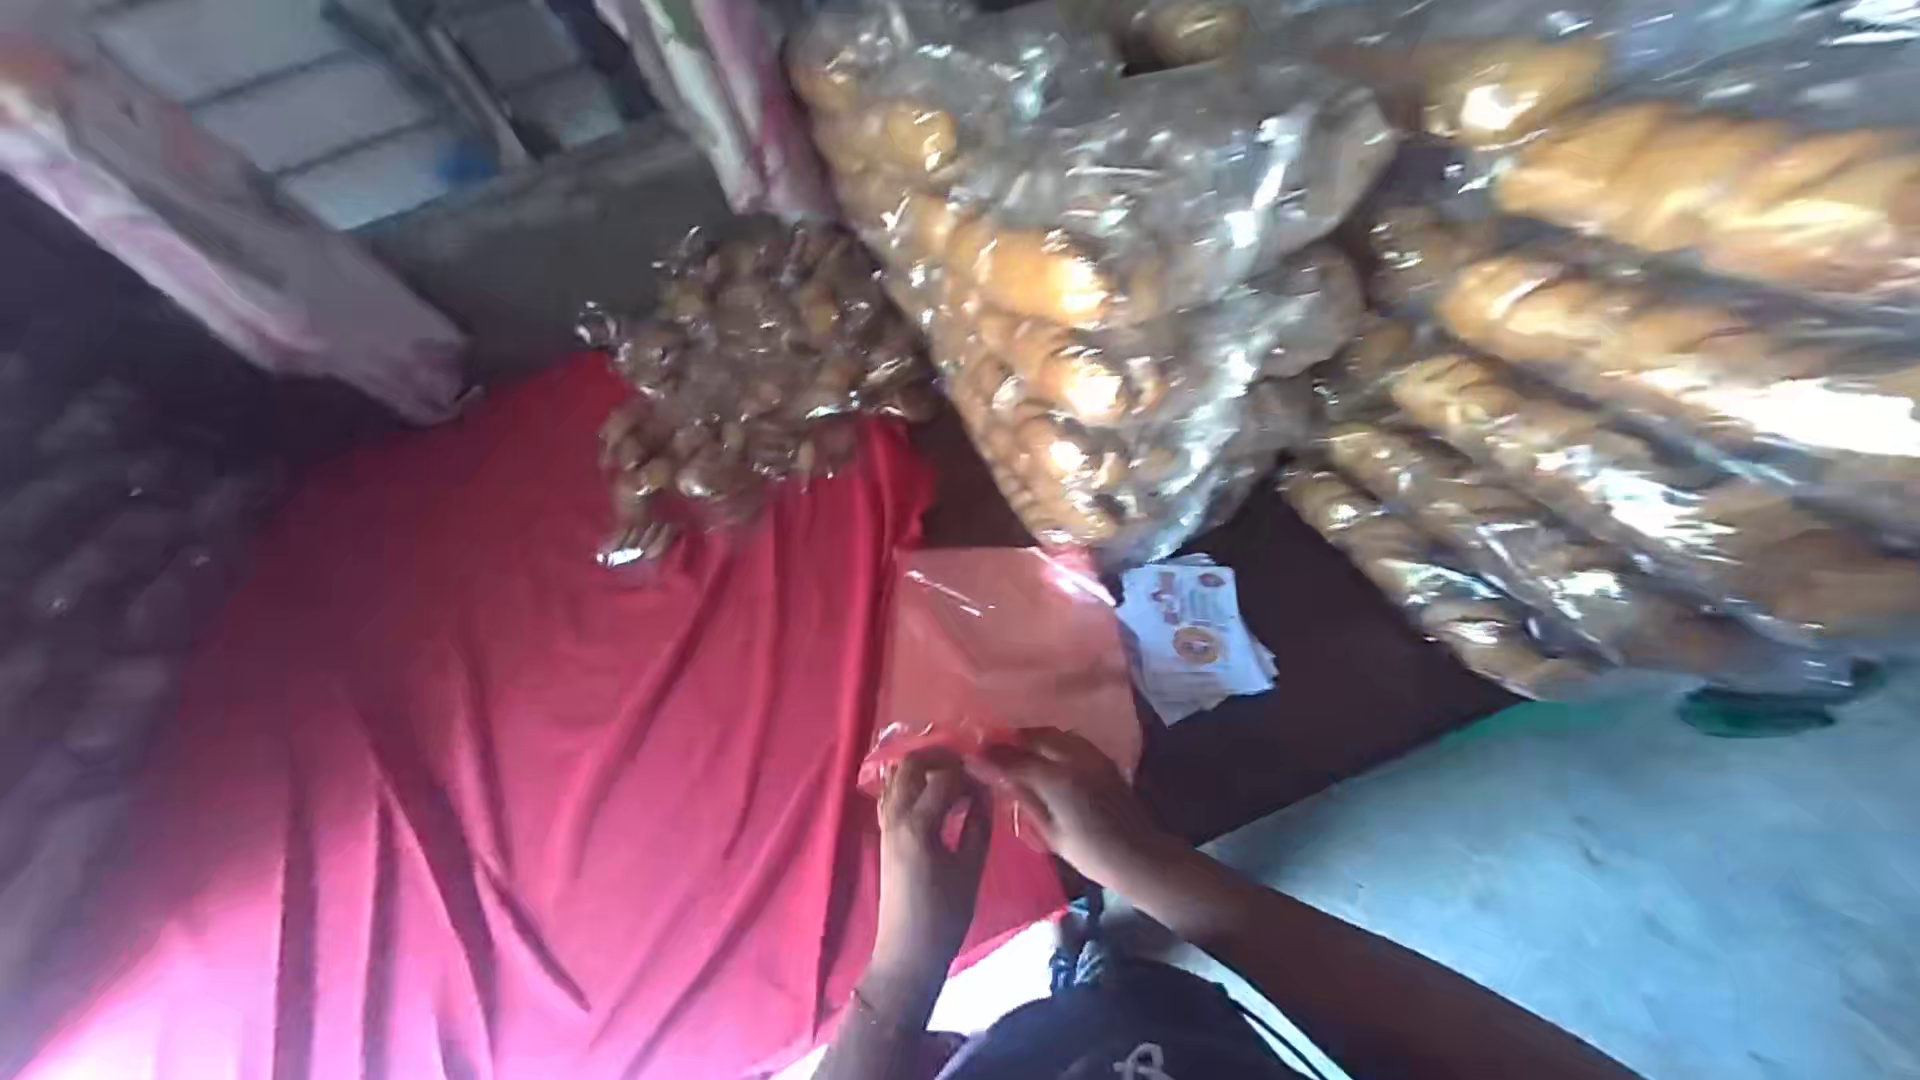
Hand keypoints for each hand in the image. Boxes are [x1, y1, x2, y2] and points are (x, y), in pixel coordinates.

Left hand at [871, 751, 991, 987]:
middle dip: (940, 756)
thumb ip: (979, 823)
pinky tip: (933, 791)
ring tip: (952, 775)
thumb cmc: (944, 915)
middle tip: (967, 765)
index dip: (968, 772)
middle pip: (911, 763)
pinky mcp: (883, 831)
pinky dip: (911, 781)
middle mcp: (895, 815)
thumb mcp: (971, 867)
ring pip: (897, 773)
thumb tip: (986, 790)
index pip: (944, 777)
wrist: (908, 952)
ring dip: (923, 765)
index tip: (987, 778)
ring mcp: (885, 822)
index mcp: (917, 825)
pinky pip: (893, 790)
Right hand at [972, 728, 1184, 891]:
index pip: (1014, 759)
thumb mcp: (1050, 832)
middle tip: (991, 750)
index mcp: (1057, 779)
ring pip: (1052, 733)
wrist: (1139, 855)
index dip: (991, 756)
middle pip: (1033, 737)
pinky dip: (1052, 740)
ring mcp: (1090, 754)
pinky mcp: (1101, 756)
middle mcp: (1072, 758)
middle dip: (1009, 741)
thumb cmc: (1090, 853)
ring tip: (1014, 749)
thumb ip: (1023, 797)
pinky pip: (1070, 738)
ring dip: (1030, 737)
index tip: (972, 755)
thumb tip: (994, 777)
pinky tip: (1044, 753)